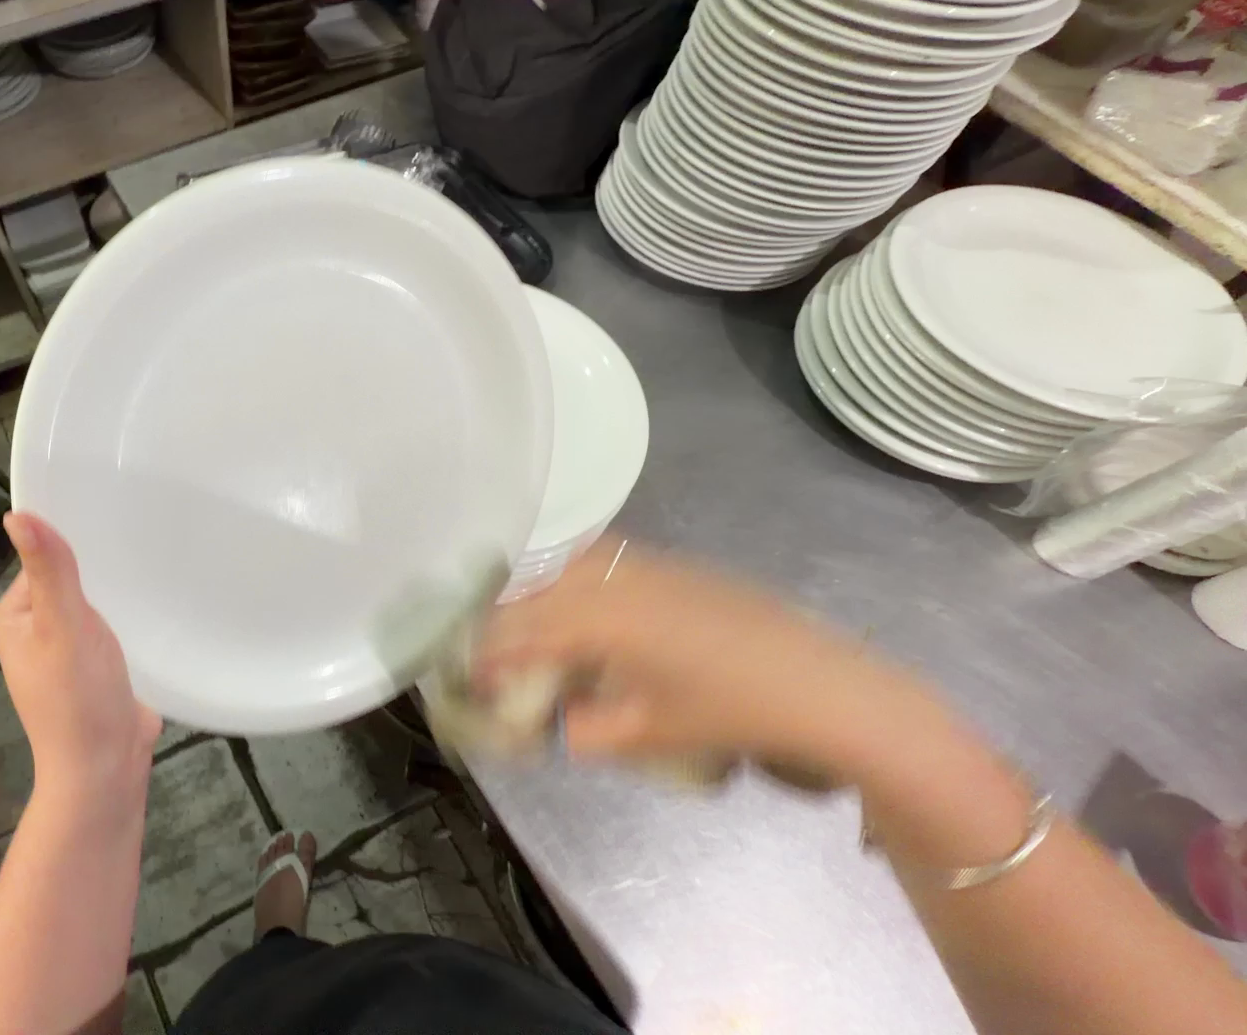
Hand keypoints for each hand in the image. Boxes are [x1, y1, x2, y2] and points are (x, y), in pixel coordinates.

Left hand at [0, 512, 161, 795]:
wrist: (106, 766)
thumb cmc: (76, 695)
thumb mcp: (62, 625)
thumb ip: (49, 571)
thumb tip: (18, 515)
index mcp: (16, 619)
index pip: (42, 560)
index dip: (71, 538)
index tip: (111, 513)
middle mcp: (39, 632)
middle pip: (71, 580)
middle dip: (101, 564)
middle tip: (144, 532)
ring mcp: (71, 652)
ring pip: (97, 603)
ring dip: (120, 588)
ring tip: (158, 555)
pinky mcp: (102, 667)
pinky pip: (116, 627)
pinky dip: (132, 614)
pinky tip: (158, 599)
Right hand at [474, 537, 931, 779]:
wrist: (827, 688)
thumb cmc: (730, 715)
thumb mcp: (646, 734)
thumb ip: (582, 729)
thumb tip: (553, 722)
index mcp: (597, 620)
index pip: (518, 632)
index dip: (485, 656)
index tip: (466, 678)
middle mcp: (612, 579)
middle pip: (531, 588)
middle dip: (499, 617)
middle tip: (486, 648)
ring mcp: (645, 564)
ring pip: (563, 563)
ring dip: (533, 590)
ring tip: (522, 621)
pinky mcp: (672, 564)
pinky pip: (599, 559)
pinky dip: (569, 577)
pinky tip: (576, 603)